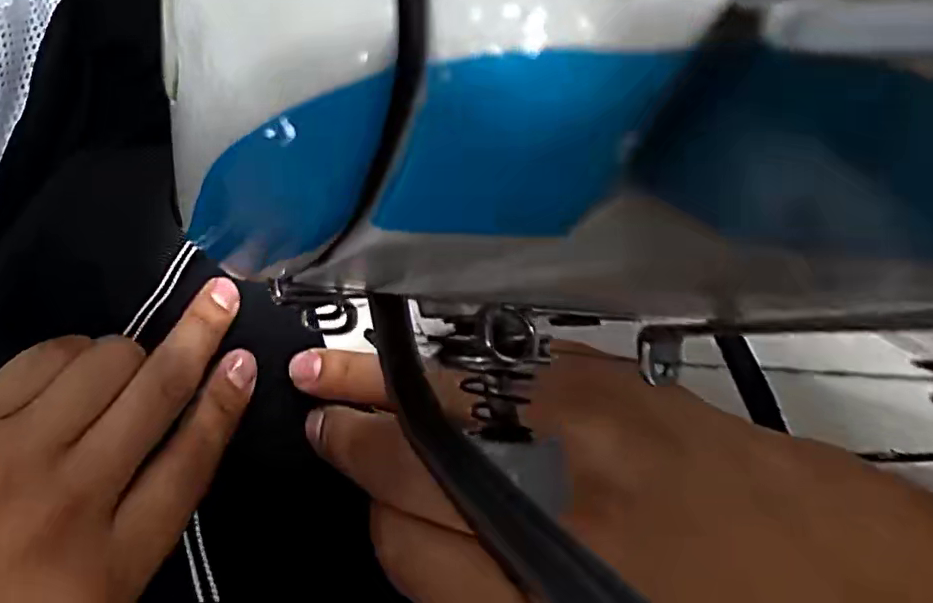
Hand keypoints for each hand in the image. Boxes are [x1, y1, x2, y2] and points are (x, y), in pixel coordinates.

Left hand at [0, 277, 255, 602]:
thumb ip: (136, 535)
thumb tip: (177, 443)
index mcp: (108, 566)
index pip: (187, 462)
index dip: (221, 403)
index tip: (244, 361)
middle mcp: (74, 498)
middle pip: (155, 393)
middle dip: (198, 337)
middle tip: (221, 296)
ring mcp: (18, 452)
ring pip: (105, 362)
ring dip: (130, 350)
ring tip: (130, 362)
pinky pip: (44, 357)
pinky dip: (73, 350)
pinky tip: (76, 362)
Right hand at [289, 341, 932, 602]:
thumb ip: (509, 590)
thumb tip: (423, 535)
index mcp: (554, 589)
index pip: (411, 547)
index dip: (371, 513)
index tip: (333, 464)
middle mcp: (557, 511)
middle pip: (416, 468)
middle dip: (352, 437)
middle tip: (306, 394)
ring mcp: (591, 435)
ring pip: (448, 407)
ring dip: (383, 386)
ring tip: (333, 365)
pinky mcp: (626, 387)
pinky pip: (511, 371)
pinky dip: (460, 365)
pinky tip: (430, 353)